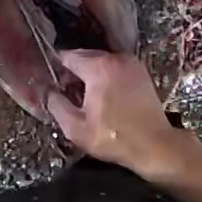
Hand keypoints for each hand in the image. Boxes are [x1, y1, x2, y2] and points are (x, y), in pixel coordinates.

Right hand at [46, 50, 195, 179]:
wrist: (154, 144)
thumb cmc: (113, 138)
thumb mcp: (77, 128)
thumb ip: (57, 106)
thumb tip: (47, 92)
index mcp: (99, 68)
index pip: (69, 56)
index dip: (57, 68)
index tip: (52, 82)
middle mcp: (116, 58)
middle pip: (86, 56)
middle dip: (74, 70)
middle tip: (66, 91)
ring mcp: (132, 63)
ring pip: (102, 61)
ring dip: (90, 73)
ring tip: (84, 95)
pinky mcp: (141, 72)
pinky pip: (116, 67)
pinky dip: (106, 75)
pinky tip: (103, 95)